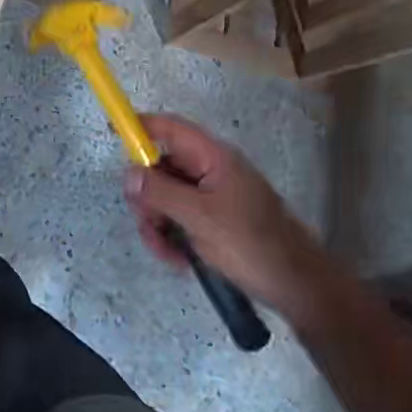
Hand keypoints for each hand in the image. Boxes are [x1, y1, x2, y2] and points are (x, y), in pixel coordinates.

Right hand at [123, 114, 329, 317]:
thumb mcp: (199, 218)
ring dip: (159, 224)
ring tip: (168, 253)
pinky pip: (181, 218)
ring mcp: (213, 196)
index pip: (171, 129)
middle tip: (147, 224)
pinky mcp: (215, 220)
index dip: (141, 127)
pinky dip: (173, 236)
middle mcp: (212, 170)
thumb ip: (161, 193)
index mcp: (213, 158)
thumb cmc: (250, 243)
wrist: (297, 285)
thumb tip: (128, 172)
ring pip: (167, 197)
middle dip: (148, 197)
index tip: (114, 134)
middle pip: (162, 167)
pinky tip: (180, 259)